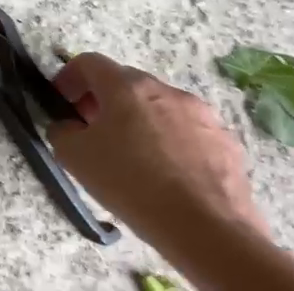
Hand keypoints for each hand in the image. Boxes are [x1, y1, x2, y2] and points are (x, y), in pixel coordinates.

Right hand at [47, 52, 268, 244]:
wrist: (208, 231)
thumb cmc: (130, 181)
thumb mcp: (70, 152)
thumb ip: (63, 128)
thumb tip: (73, 127)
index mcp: (127, 87)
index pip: (89, 62)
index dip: (68, 77)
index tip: (62, 103)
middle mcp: (169, 93)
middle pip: (128, 83)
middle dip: (105, 99)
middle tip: (93, 128)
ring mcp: (207, 120)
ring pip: (162, 108)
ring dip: (141, 120)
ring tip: (134, 153)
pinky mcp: (231, 148)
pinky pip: (190, 133)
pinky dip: (172, 142)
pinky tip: (166, 172)